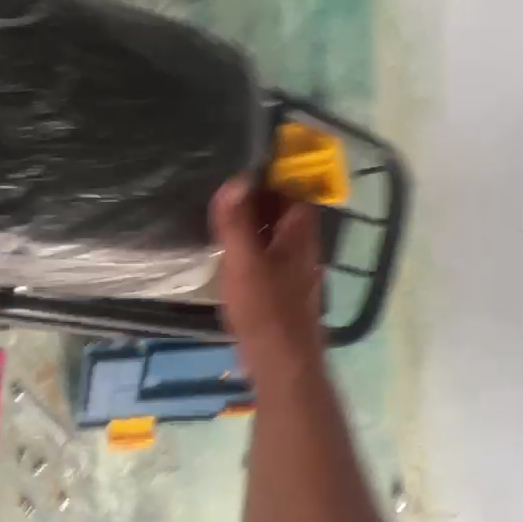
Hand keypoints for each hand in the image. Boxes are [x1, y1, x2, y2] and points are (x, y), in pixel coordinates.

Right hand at [210, 177, 325, 377]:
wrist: (281, 361)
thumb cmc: (264, 309)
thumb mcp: (243, 262)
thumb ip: (236, 223)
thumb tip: (235, 180)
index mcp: (299, 237)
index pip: (295, 193)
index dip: (276, 175)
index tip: (248, 160)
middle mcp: (302, 250)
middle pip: (286, 213)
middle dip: (262, 197)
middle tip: (226, 183)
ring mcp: (293, 272)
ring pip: (275, 236)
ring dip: (254, 222)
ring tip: (221, 212)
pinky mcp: (280, 291)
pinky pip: (266, 256)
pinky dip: (250, 246)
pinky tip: (228, 253)